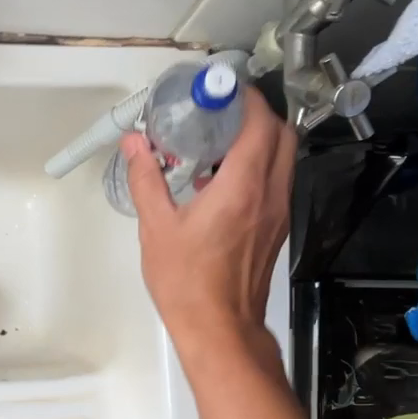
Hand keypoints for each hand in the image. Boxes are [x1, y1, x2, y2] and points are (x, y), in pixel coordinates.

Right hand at [125, 85, 294, 354]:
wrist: (219, 327)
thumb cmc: (187, 282)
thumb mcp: (156, 227)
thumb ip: (147, 179)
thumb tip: (135, 145)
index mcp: (242, 188)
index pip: (258, 123)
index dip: (242, 98)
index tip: (216, 91)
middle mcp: (270, 195)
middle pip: (280, 134)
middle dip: (254, 114)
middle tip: (217, 113)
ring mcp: (278, 213)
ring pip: (282, 157)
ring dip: (258, 140)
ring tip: (216, 143)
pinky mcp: (275, 229)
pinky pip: (275, 182)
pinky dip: (257, 167)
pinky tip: (221, 180)